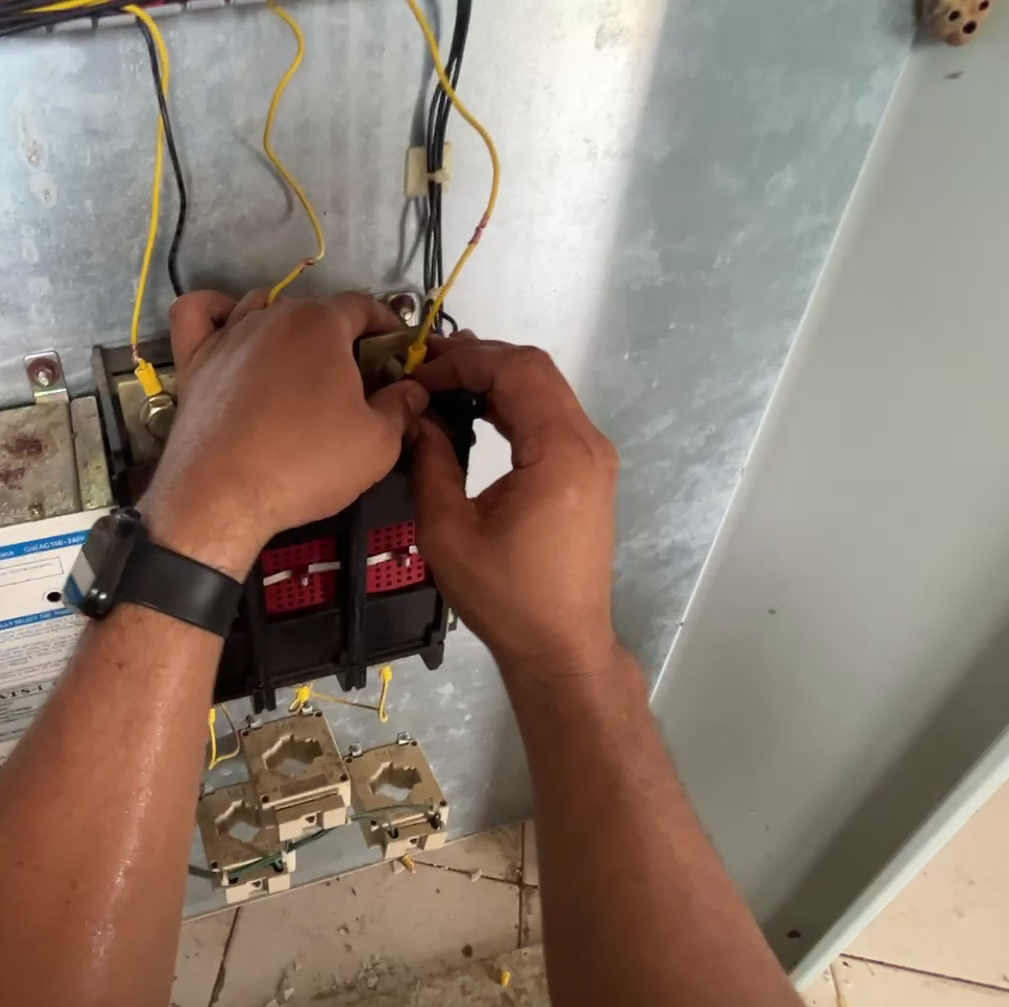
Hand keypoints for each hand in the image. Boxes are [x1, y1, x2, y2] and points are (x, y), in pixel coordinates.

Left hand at [139, 290, 427, 577]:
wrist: (221, 496)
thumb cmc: (304, 465)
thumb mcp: (376, 444)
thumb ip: (401, 408)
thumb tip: (412, 390)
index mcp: (321, 325)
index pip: (363, 307)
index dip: (385, 327)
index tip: (395, 353)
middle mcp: (273, 316)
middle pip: (313, 312)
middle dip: (339, 337)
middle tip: (352, 382)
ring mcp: (227, 335)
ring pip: (261, 308)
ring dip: (285, 328)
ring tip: (296, 367)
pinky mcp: (192, 360)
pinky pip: (196, 314)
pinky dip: (214, 311)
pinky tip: (227, 327)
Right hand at [410, 333, 623, 679]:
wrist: (558, 643)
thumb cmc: (502, 595)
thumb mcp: (447, 530)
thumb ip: (430, 462)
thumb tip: (415, 416)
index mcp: (560, 454)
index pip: (516, 371)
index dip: (463, 362)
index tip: (418, 375)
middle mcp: (588, 444)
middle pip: (536, 370)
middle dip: (479, 360)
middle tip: (426, 367)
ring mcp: (592, 457)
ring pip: (544, 389)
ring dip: (495, 379)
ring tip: (443, 383)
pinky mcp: (586, 472)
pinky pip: (549, 417)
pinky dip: (511, 405)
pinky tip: (475, 412)